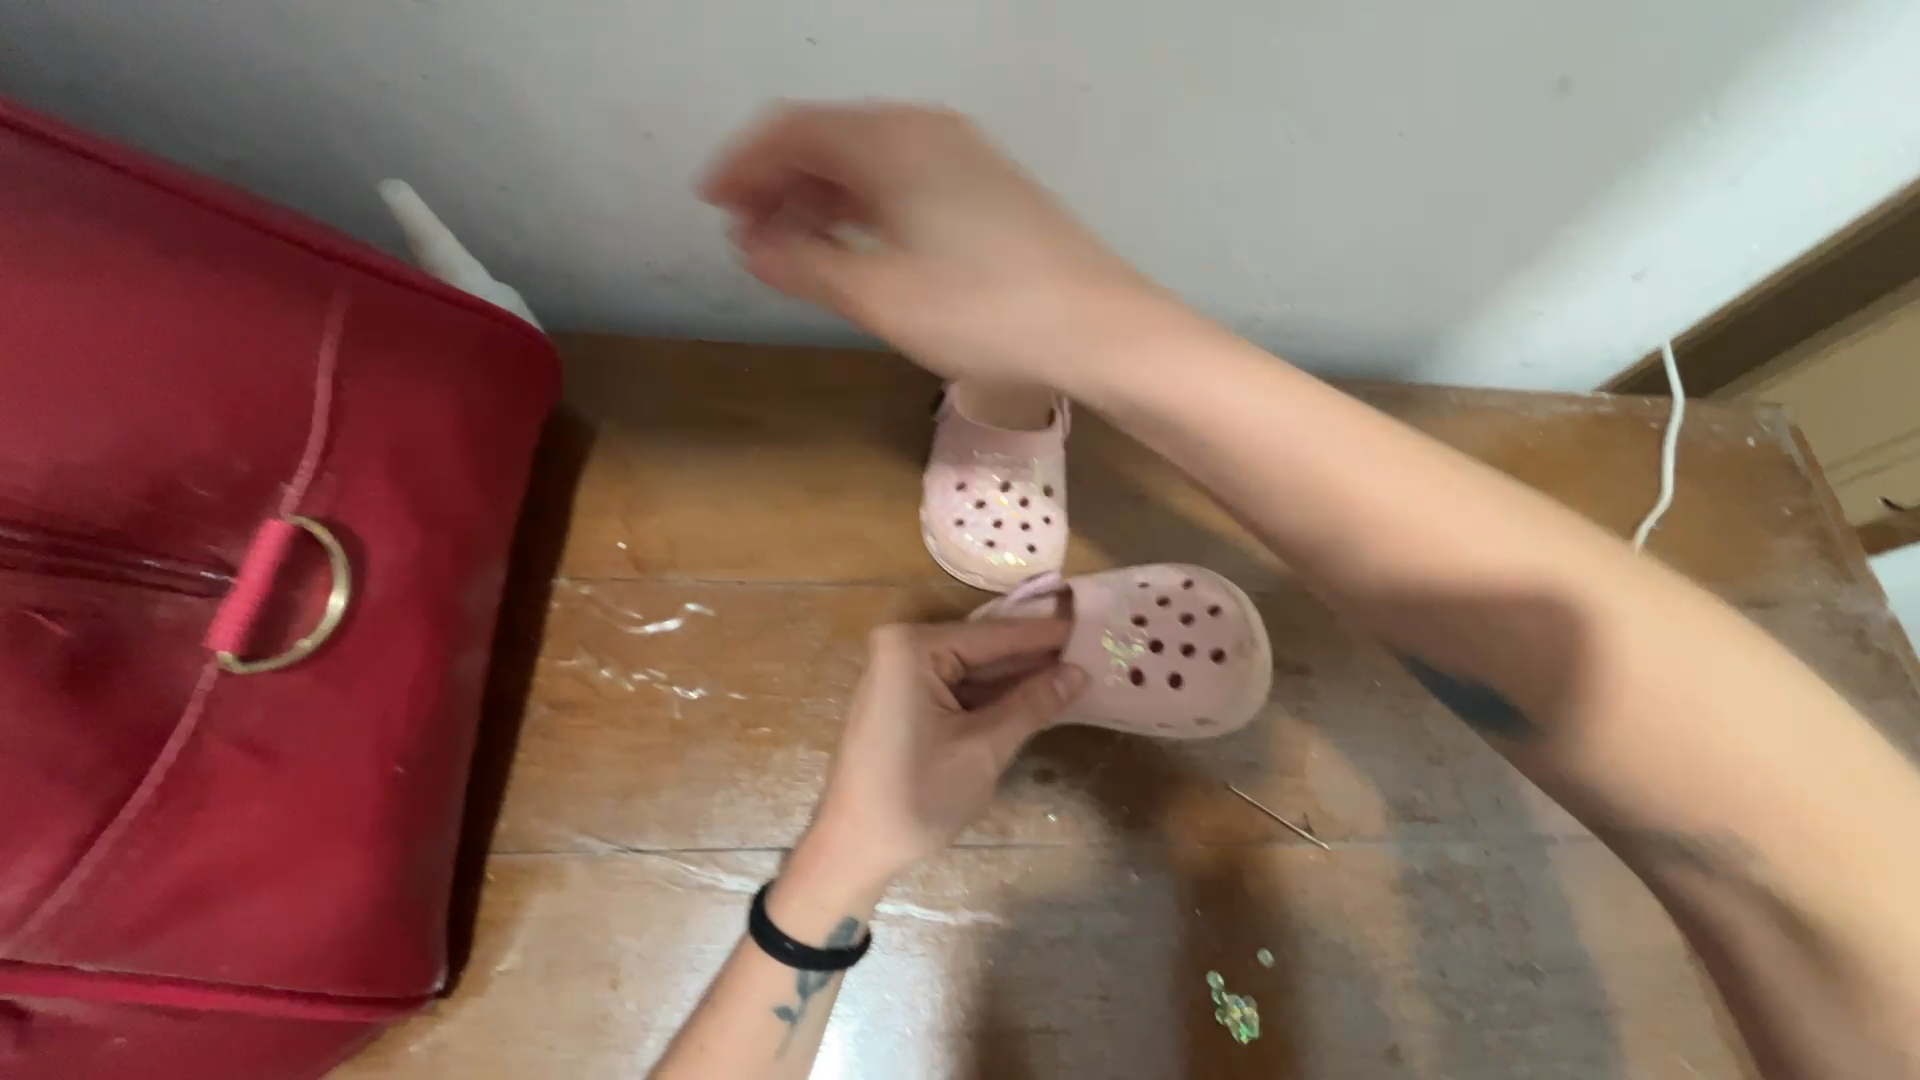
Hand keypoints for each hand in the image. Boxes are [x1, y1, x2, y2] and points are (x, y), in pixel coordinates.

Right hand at [700, 102, 1160, 384]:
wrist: (1101, 330)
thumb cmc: (986, 314)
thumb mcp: (883, 297)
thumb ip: (807, 265)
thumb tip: (751, 244)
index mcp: (892, 141)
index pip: (793, 130)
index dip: (743, 166)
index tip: (712, 207)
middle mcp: (927, 132)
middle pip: (831, 141)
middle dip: (780, 184)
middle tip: (748, 236)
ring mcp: (965, 159)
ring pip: (870, 164)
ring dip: (822, 201)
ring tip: (794, 249)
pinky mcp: (990, 192)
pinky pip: (906, 184)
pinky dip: (868, 211)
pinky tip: (860, 249)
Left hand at [795, 619, 1087, 888]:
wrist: (853, 849)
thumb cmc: (915, 796)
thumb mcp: (983, 748)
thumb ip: (1033, 704)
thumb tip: (1080, 672)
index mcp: (912, 648)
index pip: (995, 636)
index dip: (1047, 636)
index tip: (1093, 626)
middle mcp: (901, 648)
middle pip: (982, 650)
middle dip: (1034, 659)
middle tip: (1093, 652)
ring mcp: (898, 674)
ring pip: (972, 671)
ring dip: (1017, 680)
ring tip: (1076, 675)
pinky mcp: (901, 700)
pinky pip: (955, 689)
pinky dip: (991, 698)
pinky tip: (1034, 698)